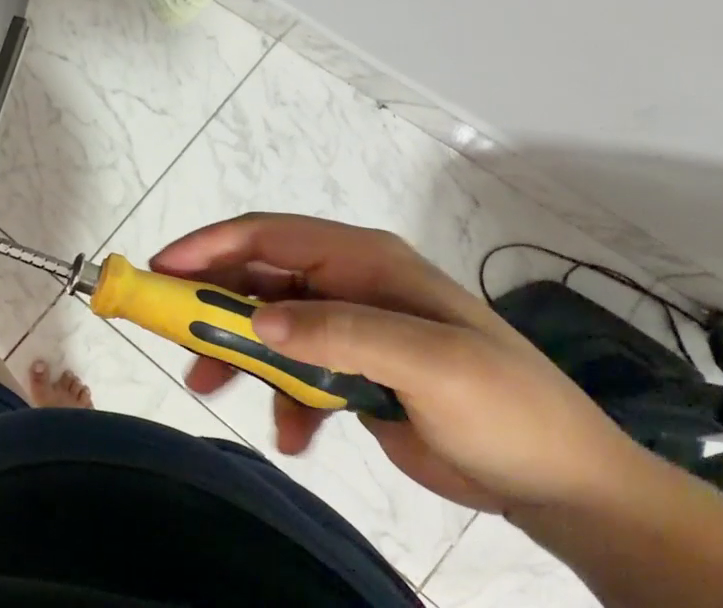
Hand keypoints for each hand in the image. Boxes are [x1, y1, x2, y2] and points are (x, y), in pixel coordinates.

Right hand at [150, 213, 648, 514]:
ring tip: (211, 389)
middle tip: (174, 336)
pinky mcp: (348, 375)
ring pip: (262, 328)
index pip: (266, 237)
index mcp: (363, 262)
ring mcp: (346, 331)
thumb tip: (256, 320)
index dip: (208, 247)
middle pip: (254, 281)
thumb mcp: (430, 363)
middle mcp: (346, 286)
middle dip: (210, 308)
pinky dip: (278, 401)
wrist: (563, 485)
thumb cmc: (505, 407)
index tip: (159, 271)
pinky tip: (292, 436)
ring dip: (235, 357)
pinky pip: (289, 375)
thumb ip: (340, 333)